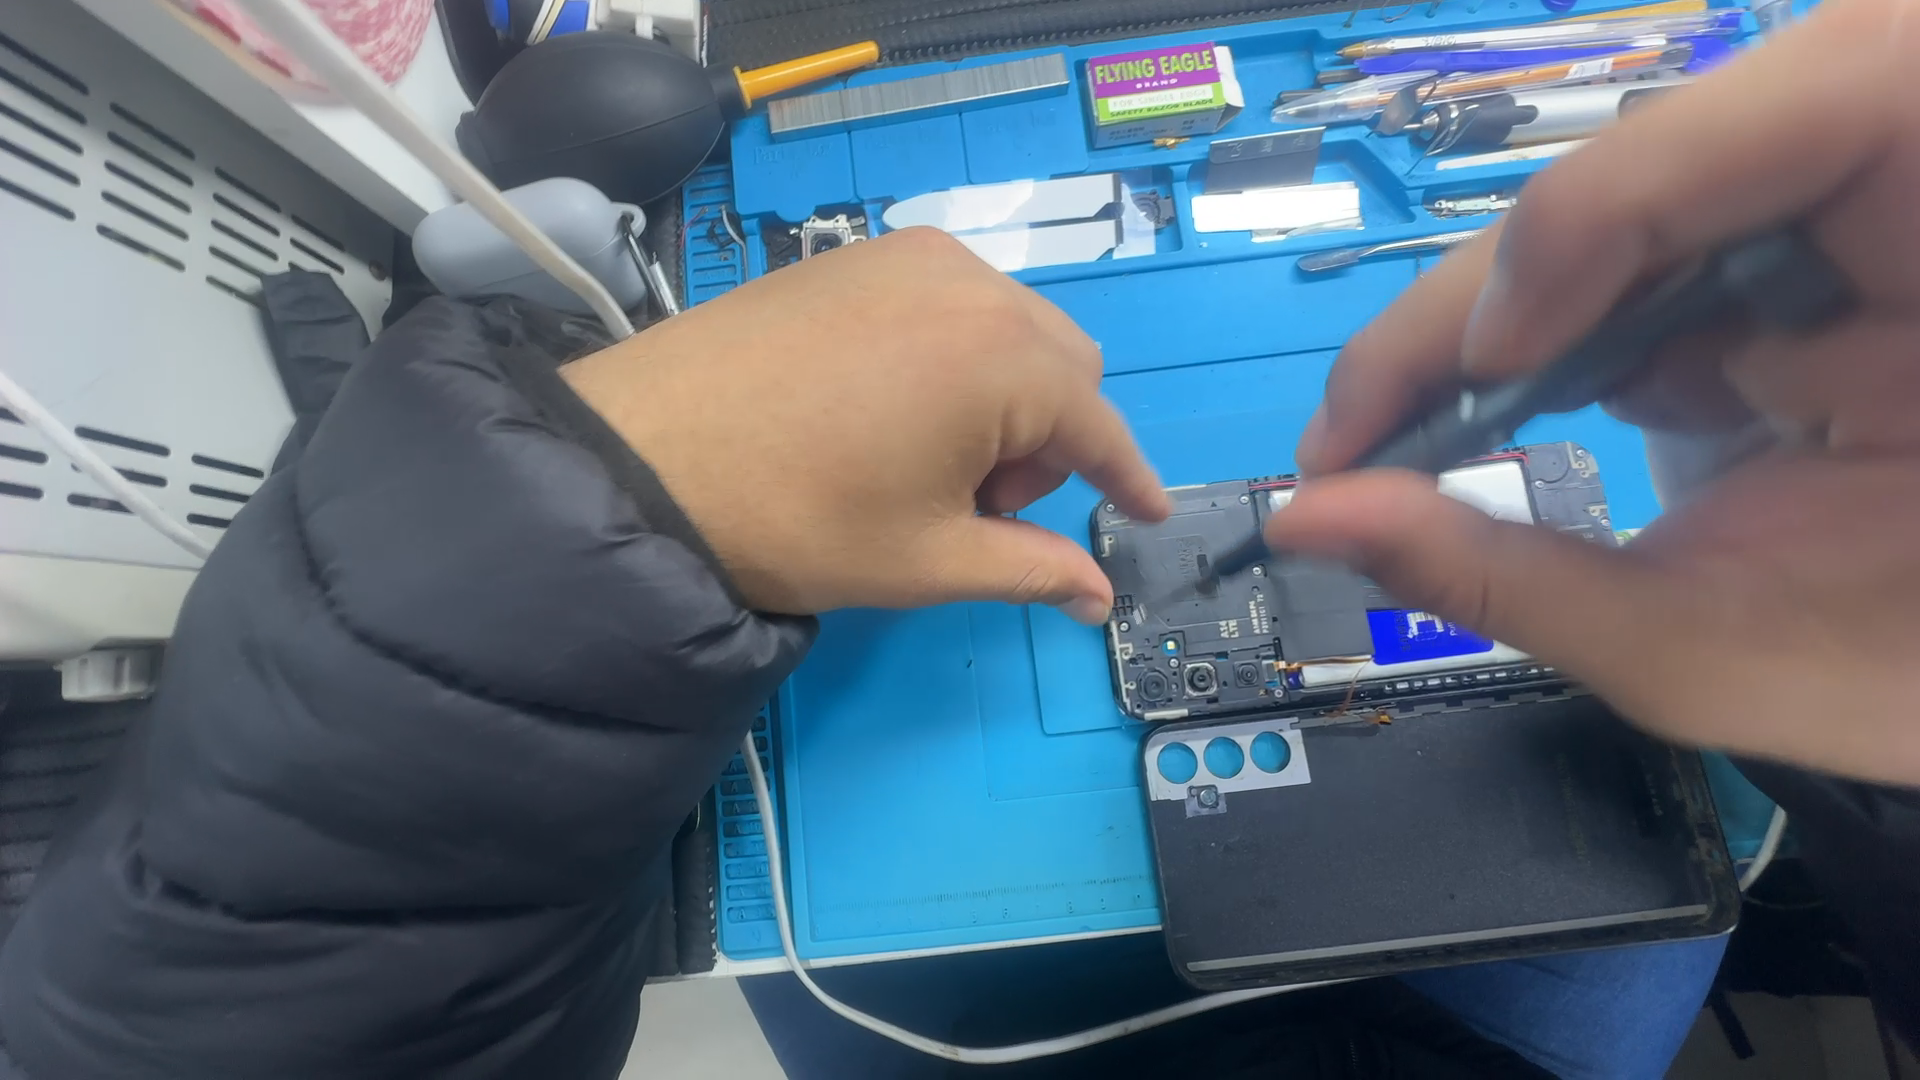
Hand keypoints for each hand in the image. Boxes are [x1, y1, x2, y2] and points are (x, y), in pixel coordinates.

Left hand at [562, 228, 1169, 623]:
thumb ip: (1034, 572)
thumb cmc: (801, 522)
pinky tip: (894, 410)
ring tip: (929, 460)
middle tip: (981, 503)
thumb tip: (1100, 599)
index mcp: (1002, 357)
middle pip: (1062, 369)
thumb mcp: (929, 561)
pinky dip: (958, 360)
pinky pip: (952, 305)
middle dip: (1047, 443)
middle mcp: (970, 285)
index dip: (1129, 476)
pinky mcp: (858, 256)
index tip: (1148, 511)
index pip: (1097, 425)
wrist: (644, 461)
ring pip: (1010, 332)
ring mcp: (908, 258)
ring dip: (1004, 401)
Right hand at [1265, 0, 1919, 785]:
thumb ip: (1488, 570)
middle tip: (1351, 442)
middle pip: (1644, 177)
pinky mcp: (1753, 297)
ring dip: (1465, 342)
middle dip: (1472, 311)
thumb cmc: (1900, 698)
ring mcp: (1827, 250)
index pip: (1815, 105)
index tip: (1486, 374)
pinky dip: (1502, 364)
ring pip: (1591, 232)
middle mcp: (1908, 215)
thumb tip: (1297, 520)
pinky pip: (1594, 290)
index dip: (1602, 216)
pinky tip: (1452, 431)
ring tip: (1383, 449)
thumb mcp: (1689, 651)